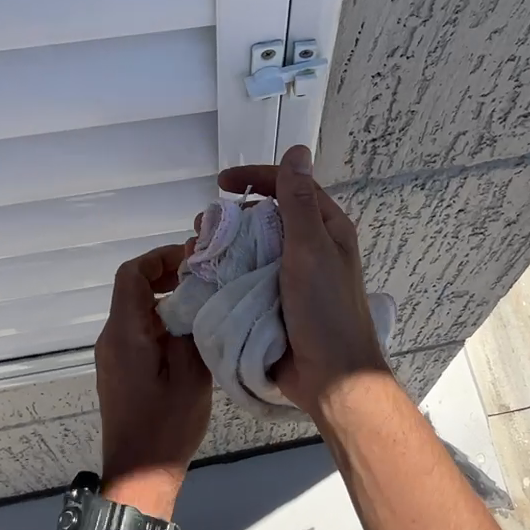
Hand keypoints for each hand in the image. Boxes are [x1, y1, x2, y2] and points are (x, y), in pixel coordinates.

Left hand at [94, 243, 211, 514]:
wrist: (138, 477)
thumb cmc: (165, 425)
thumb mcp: (190, 374)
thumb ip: (192, 326)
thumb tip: (198, 292)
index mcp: (124, 332)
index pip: (131, 274)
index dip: (159, 257)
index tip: (192, 259)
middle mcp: (112, 337)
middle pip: (132, 287)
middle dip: (167, 273)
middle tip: (204, 276)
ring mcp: (114, 354)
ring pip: (136, 308)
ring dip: (166, 296)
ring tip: (204, 299)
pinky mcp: (121, 369)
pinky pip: (138, 329)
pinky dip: (162, 318)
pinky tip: (191, 330)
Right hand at [218, 145, 388, 418]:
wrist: (331, 378)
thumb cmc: (325, 310)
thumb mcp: (310, 249)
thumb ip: (298, 201)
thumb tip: (298, 150)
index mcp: (326, 229)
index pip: (289, 186)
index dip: (256, 178)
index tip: (221, 183)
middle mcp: (311, 247)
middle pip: (268, 216)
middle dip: (234, 216)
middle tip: (203, 225)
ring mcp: (292, 276)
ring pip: (254, 247)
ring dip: (226, 244)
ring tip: (198, 251)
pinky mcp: (276, 302)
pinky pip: (248, 276)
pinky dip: (227, 271)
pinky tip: (205, 275)